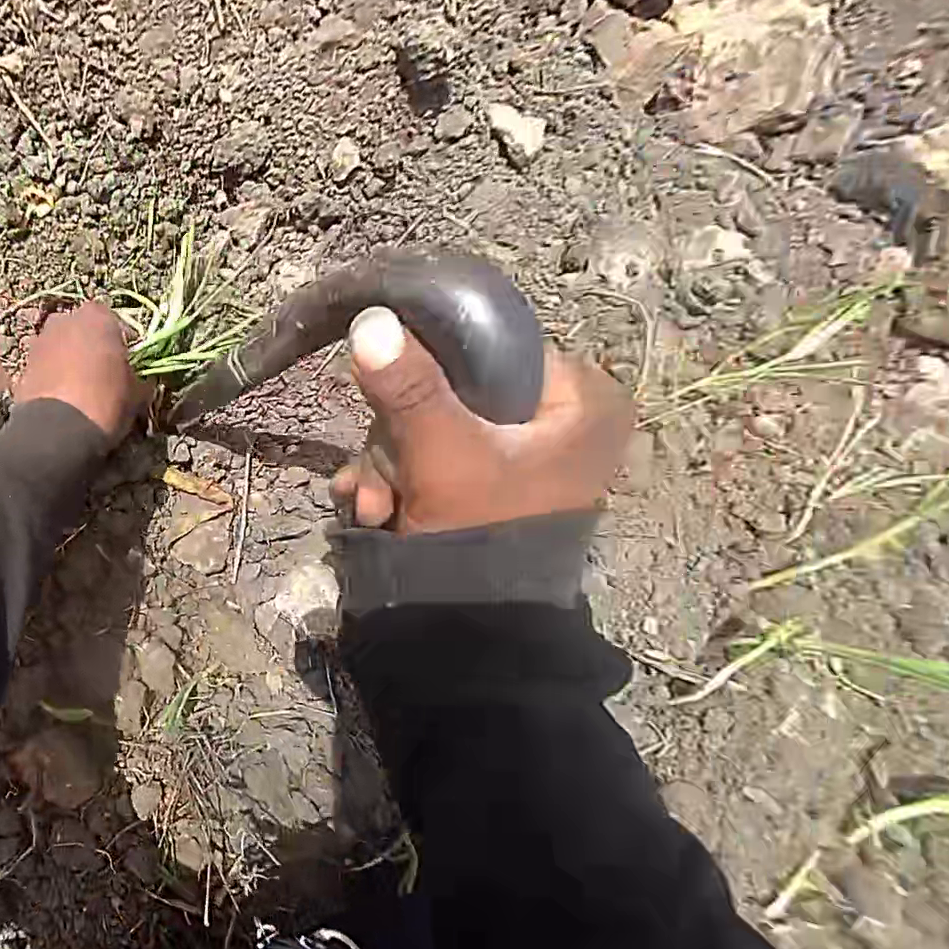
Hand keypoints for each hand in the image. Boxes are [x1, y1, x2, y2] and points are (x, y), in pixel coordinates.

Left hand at [14, 301, 143, 442]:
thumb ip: (139, 377)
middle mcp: (65, 320)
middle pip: (83, 330)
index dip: (123, 343)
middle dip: (92, 347)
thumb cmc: (106, 402)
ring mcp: (39, 341)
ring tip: (81, 390)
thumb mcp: (137, 393)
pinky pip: (45, 366)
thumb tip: (141, 380)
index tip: (128, 363)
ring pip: (61, 347)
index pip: (116, 322)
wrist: (58, 430)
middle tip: (104, 373)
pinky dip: (53, 377)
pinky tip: (64, 400)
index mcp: (98, 318)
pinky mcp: (22, 365)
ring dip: (70, 361)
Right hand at [331, 306, 631, 532]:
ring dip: (387, 467)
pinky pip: (426, 457)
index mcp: (578, 400)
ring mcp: (517, 456)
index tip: (391, 405)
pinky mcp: (484, 483)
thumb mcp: (444, 454)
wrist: (475, 627)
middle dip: (397, 442)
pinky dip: (394, 481)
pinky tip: (373, 508)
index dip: (431, 368)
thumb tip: (371, 321)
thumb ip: (410, 388)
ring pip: (427, 427)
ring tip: (376, 509)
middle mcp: (553, 421)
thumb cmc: (482, 531)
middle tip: (386, 486)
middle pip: (448, 392)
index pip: (491, 347)